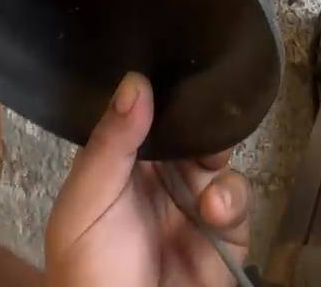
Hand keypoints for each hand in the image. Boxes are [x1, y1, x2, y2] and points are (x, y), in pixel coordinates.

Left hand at [46, 73, 250, 286]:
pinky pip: (237, 196)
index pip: (142, 113)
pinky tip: (214, 210)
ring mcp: (193, 202)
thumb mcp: (84, 208)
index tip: (177, 55)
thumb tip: (137, 78)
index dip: (159, 87)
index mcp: (119, 166)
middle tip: (207, 106)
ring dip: (217, 154)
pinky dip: (230, 197)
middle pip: (188, 127)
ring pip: (218, 154)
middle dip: (200, 116)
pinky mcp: (225, 230)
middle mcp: (158, 177)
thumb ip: (110, 144)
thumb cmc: (91, 274)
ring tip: (208, 168)